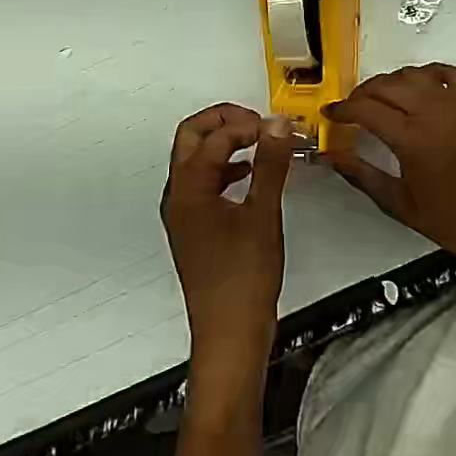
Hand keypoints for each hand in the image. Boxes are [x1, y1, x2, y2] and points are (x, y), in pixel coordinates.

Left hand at [162, 104, 294, 355]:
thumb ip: (270, 164)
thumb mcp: (263, 214)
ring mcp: (183, 212)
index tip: (276, 128)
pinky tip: (250, 175)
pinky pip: (204, 182)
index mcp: (189, 187)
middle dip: (223, 121)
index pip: (214, 137)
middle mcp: (178, 195)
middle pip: (191, 137)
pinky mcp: (194, 227)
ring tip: (258, 143)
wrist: (229, 333)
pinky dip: (225, 168)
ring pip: (195, 159)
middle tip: (257, 121)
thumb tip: (276, 127)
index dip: (246, 125)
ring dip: (223, 143)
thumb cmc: (241, 281)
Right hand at [322, 64, 455, 269]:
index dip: (342, 109)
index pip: (366, 109)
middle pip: (386, 85)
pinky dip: (428, 73)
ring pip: (413, 75)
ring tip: (380, 98)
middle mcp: (434, 115)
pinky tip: (417, 85)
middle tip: (352, 109)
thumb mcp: (398, 203)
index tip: (331, 113)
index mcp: (412, 140)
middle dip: (362, 93)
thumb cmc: (451, 219)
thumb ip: (361, 175)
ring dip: (391, 81)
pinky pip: (447, 73)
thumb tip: (331, 157)